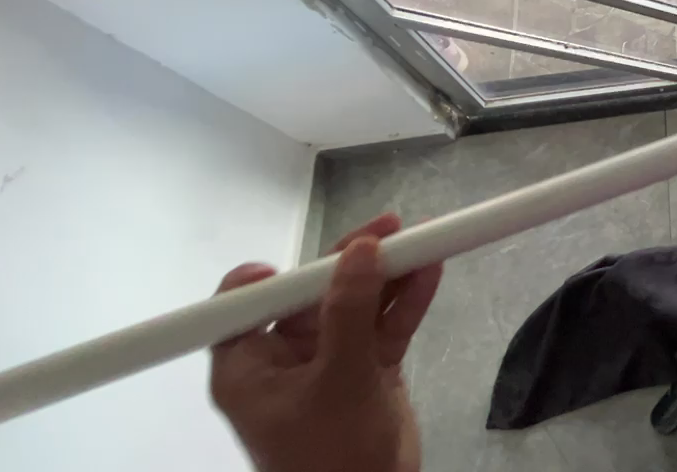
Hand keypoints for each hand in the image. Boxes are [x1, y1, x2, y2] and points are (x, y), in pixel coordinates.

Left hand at [210, 214, 442, 471]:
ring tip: (425, 239)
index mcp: (251, 366)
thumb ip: (351, 310)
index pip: (243, 308)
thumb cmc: (330, 451)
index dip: (269, 276)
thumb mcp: (339, 378)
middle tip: (392, 228)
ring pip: (361, 301)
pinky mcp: (371, 366)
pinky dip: (411, 296)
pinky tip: (433, 269)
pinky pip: (389, 320)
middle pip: (316, 292)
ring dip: (392, 272)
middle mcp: (288, 357)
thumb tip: (362, 247)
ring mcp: (333, 359)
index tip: (311, 253)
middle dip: (354, 260)